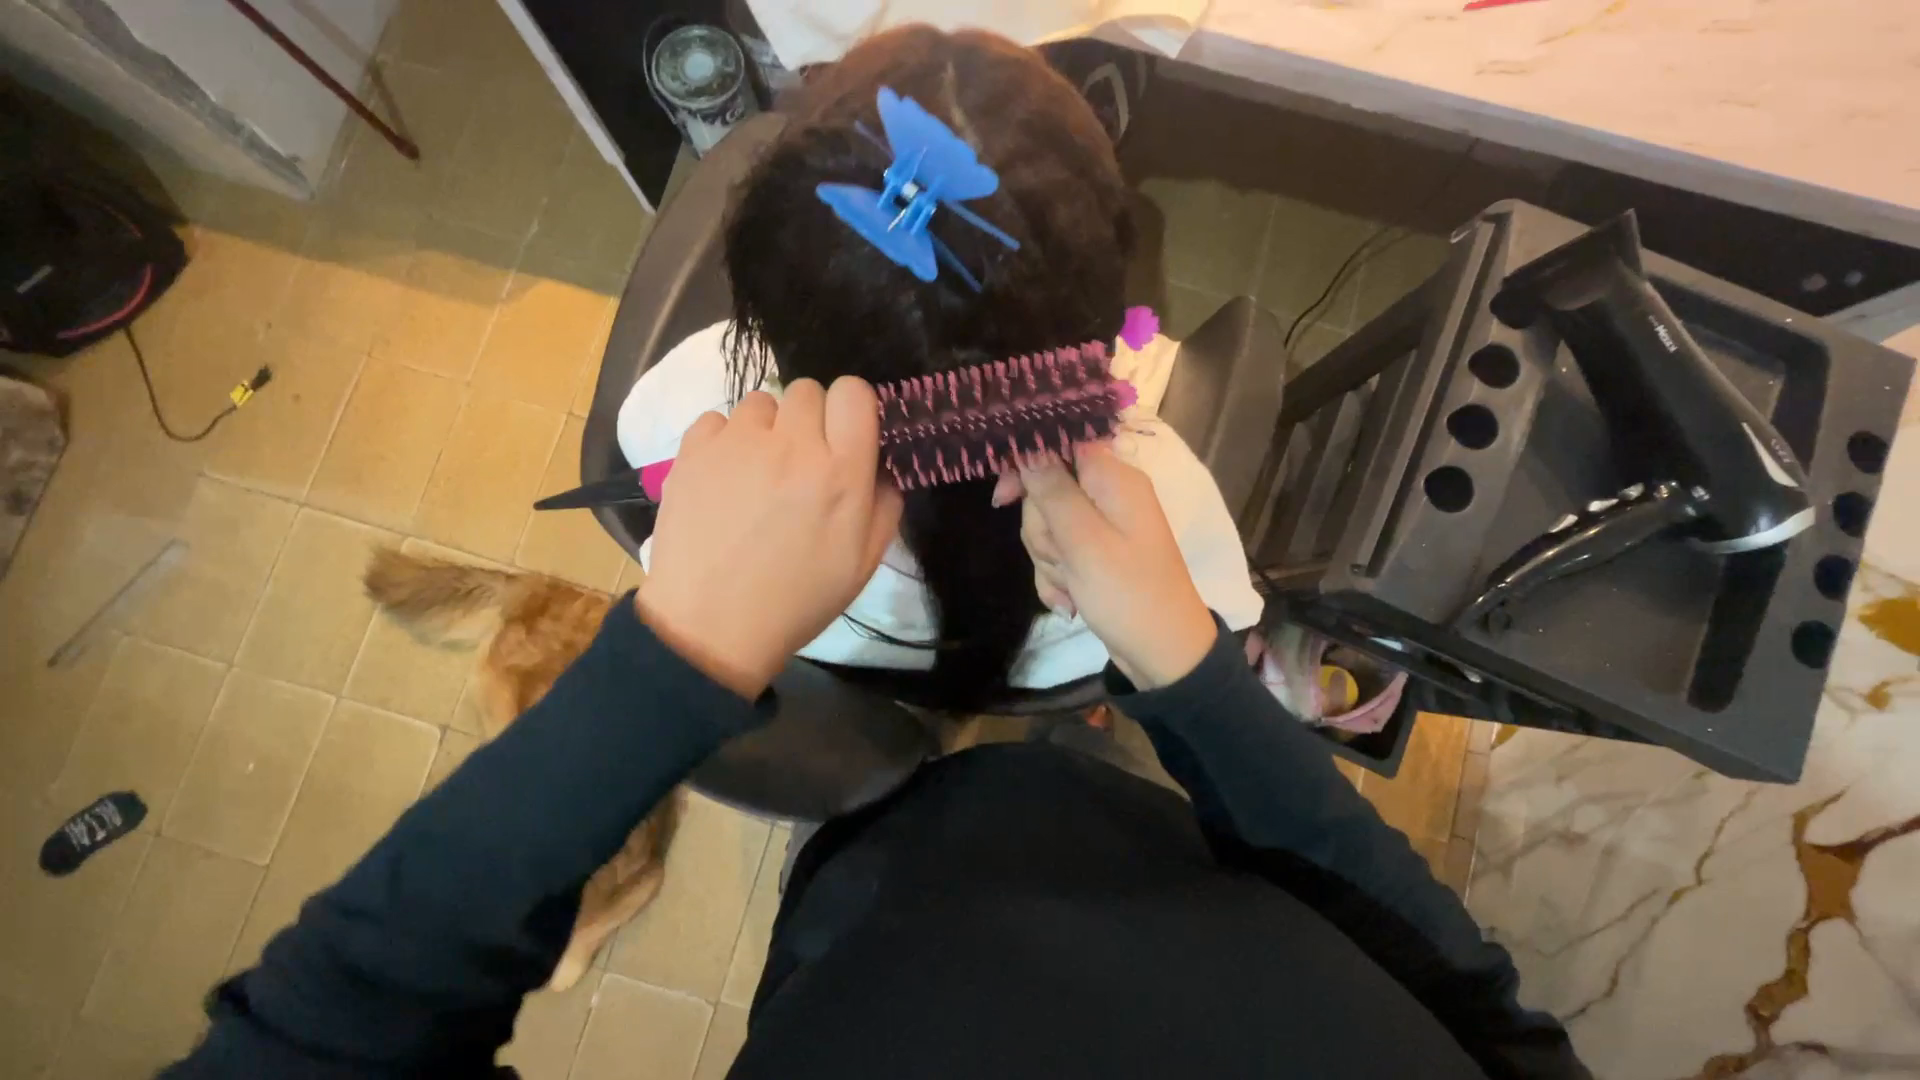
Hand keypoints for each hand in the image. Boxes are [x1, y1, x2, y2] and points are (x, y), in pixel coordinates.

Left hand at [636, 377, 902, 697]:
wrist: (713, 626)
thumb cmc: (798, 599)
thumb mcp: (864, 562)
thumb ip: (885, 503)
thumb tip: (880, 465)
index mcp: (841, 471)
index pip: (855, 391)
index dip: (852, 410)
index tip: (845, 437)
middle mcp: (792, 444)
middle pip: (808, 389)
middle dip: (810, 419)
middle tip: (801, 462)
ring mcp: (737, 443)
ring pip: (762, 401)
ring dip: (767, 428)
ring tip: (758, 472)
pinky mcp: (693, 450)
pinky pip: (718, 418)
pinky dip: (725, 440)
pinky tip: (725, 478)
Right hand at [1002, 443, 1216, 688]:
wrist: (1162, 654)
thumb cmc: (1128, 593)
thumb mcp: (1083, 542)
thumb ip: (1052, 491)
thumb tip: (1026, 445)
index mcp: (1113, 479)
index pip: (1059, 443)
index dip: (1027, 463)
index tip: (1005, 498)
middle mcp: (1108, 495)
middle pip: (1046, 490)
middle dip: (1041, 529)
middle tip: (1063, 556)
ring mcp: (1101, 527)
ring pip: (1046, 526)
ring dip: (1049, 559)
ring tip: (1072, 585)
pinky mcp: (1094, 555)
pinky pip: (1057, 554)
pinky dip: (1057, 578)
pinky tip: (1070, 601)